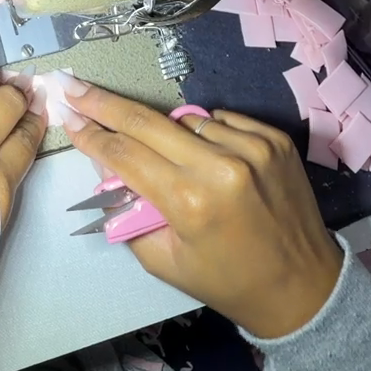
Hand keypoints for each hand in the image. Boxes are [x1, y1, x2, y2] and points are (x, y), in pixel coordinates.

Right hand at [63, 79, 343, 338]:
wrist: (304, 287)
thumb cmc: (227, 281)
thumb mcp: (164, 260)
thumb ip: (129, 211)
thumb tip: (108, 166)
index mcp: (189, 201)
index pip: (124, 154)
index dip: (90, 134)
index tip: (66, 114)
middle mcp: (219, 165)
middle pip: (144, 120)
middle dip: (102, 101)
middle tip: (72, 83)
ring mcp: (250, 146)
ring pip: (182, 119)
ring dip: (166, 132)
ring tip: (178, 162)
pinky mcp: (272, 137)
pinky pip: (219, 120)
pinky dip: (205, 133)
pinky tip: (211, 159)